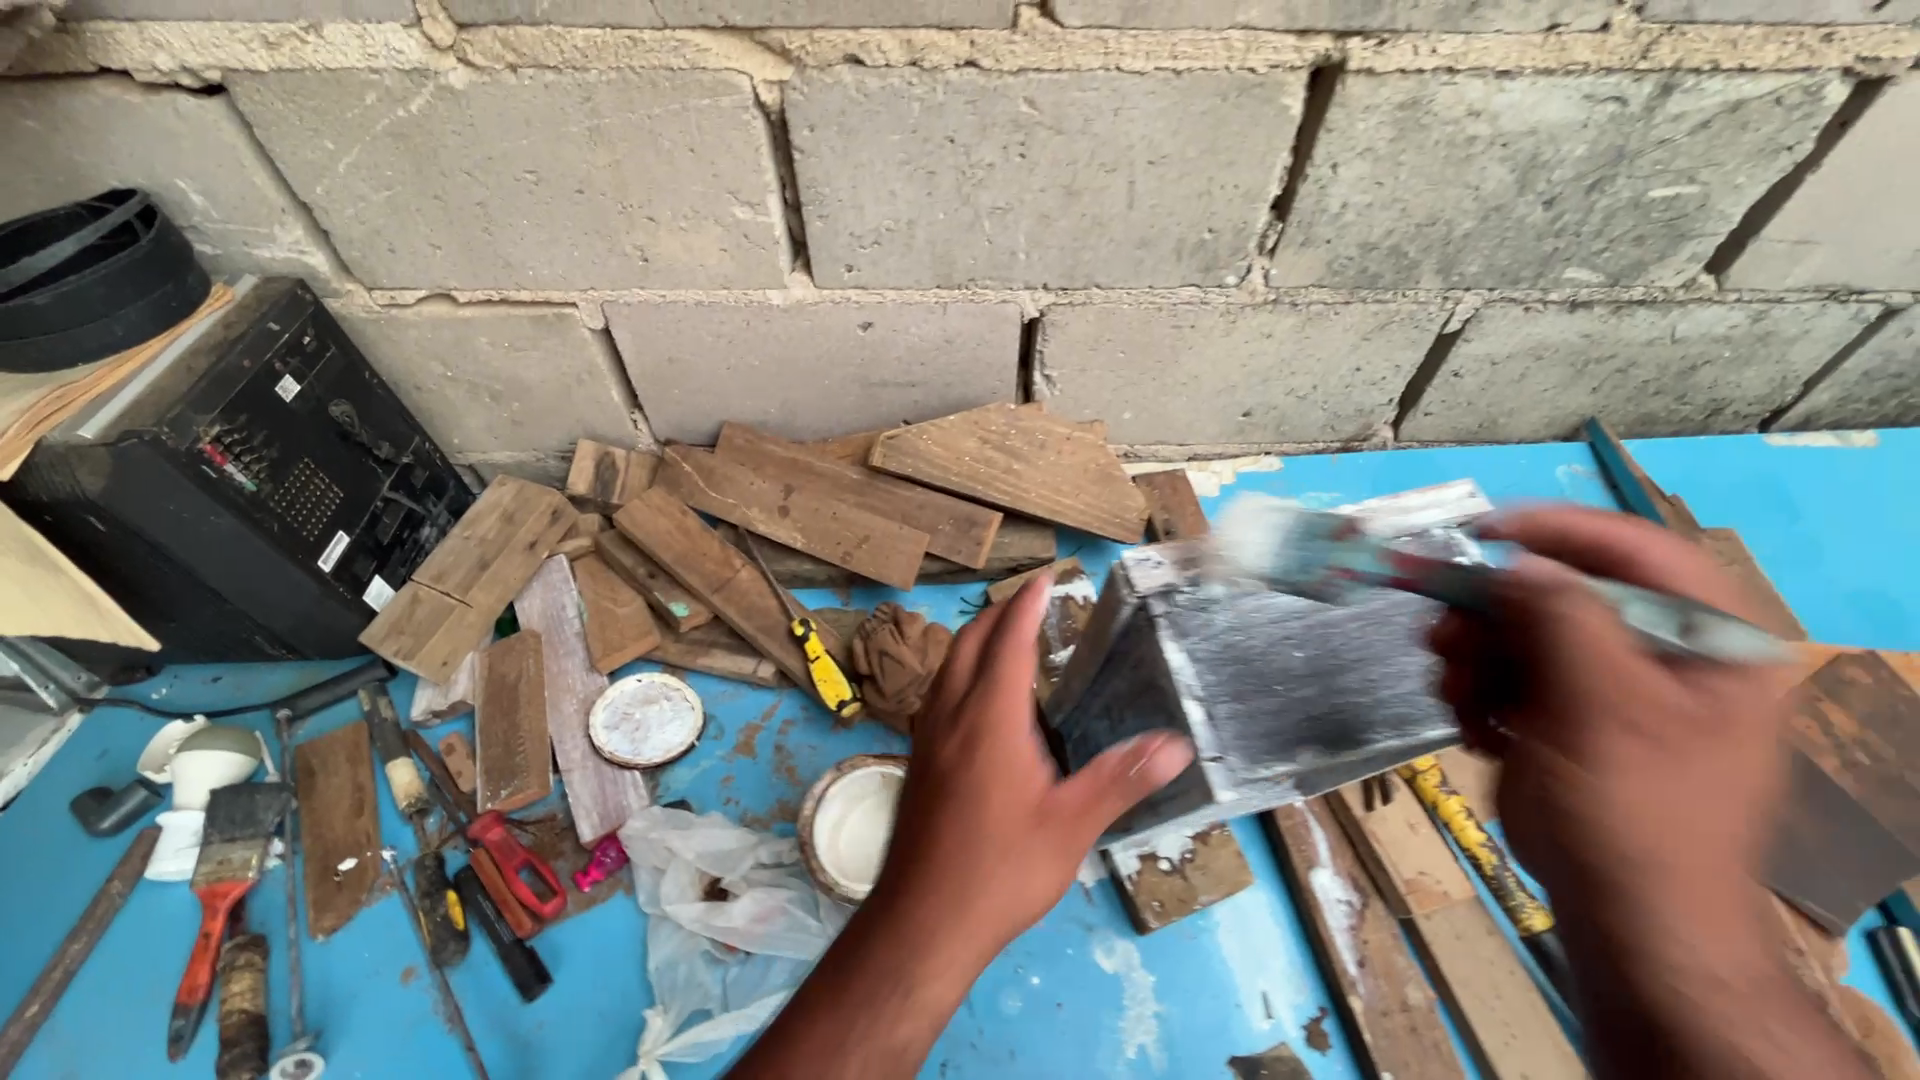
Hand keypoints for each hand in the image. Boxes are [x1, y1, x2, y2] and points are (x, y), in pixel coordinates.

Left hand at [869, 572, 1194, 957]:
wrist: (924, 920)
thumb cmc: (1001, 870)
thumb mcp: (1072, 826)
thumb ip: (1121, 779)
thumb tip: (1177, 745)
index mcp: (989, 719)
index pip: (1008, 642)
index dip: (1027, 605)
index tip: (1044, 577)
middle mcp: (951, 715)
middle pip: (968, 643)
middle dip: (998, 613)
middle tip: (1030, 601)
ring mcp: (927, 738)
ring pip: (947, 666)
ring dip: (975, 640)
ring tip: (1006, 637)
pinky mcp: (918, 761)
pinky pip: (939, 693)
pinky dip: (961, 671)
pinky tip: (978, 699)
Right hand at [1428, 505, 1793, 918]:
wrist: (1627, 914)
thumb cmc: (1634, 810)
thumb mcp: (1604, 706)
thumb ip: (1564, 619)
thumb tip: (1515, 565)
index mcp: (1709, 640)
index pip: (1638, 550)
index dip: (1557, 531)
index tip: (1479, 535)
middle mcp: (1660, 652)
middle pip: (1561, 592)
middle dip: (1493, 614)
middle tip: (1444, 635)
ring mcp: (1608, 685)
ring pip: (1520, 633)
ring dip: (1475, 660)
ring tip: (1460, 699)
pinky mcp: (1564, 715)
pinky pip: (1506, 675)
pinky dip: (1479, 695)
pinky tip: (1477, 730)